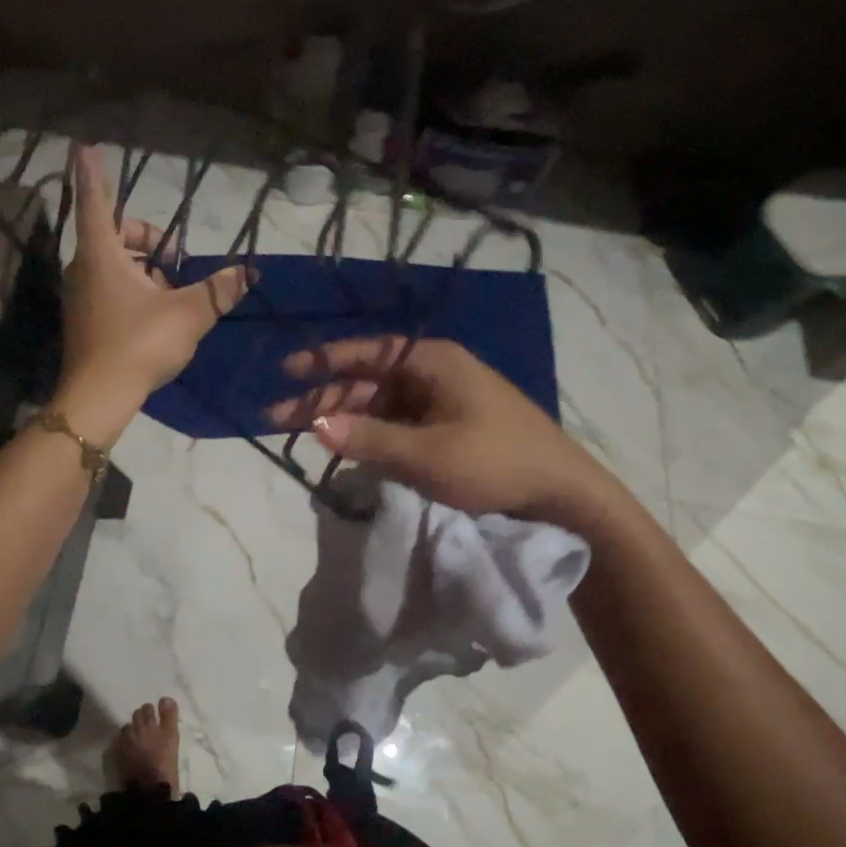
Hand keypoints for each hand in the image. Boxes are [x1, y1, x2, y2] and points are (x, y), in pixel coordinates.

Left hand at [56, 147, 248, 433]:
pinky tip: (156, 315)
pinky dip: (132, 287)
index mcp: (101, 255)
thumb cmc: (140, 343)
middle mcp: (83, 268)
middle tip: (176, 261)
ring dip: (143, 268)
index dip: (93, 174)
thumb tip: (248, 272)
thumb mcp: (189, 314)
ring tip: (172, 294)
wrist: (99, 397)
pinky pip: (107, 287)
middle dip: (146, 238)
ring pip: (112, 264)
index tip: (83, 147)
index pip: (96, 202)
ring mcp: (79, 295)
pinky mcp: (82, 319)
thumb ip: (218, 290)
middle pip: (113, 233)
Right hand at [266, 336, 631, 524]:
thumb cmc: (495, 463)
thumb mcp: (426, 455)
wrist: (563, 494)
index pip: (367, 352)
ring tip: (309, 438)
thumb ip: (368, 439)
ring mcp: (447, 400)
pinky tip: (352, 451)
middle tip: (282, 420)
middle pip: (370, 380)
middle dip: (327, 399)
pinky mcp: (453, 426)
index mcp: (434, 362)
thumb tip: (315, 424)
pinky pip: (401, 423)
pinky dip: (374, 434)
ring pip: (383, 404)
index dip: (323, 360)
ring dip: (348, 420)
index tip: (285, 371)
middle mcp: (437, 373)